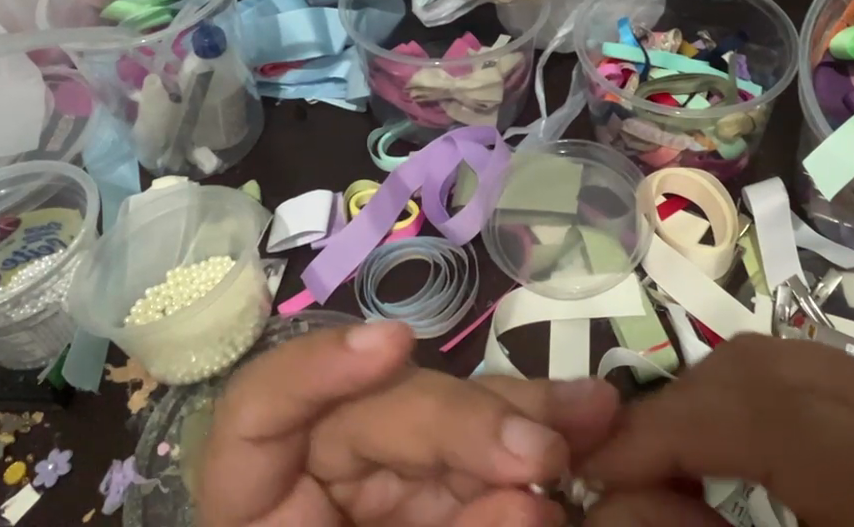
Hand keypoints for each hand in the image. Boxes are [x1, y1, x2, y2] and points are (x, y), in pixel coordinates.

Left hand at [196, 321, 619, 526]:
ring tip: (592, 411)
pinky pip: (488, 457)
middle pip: (382, 411)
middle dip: (466, 420)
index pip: (263, 412)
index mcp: (261, 503)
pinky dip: (537, 437)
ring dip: (525, 414)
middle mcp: (324, 469)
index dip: (318, 369)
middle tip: (542, 448)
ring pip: (452, 419)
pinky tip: (588, 422)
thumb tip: (527, 508)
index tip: (396, 345)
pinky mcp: (442, 488)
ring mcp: (388, 474)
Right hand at [580, 334, 853, 526]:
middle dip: (679, 410)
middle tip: (624, 469)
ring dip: (708, 403)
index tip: (595, 469)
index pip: (769, 410)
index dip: (666, 429)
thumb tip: (609, 495)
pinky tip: (725, 455)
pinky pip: (810, 383)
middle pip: (767, 367)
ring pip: (782, 361)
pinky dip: (748, 409)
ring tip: (667, 462)